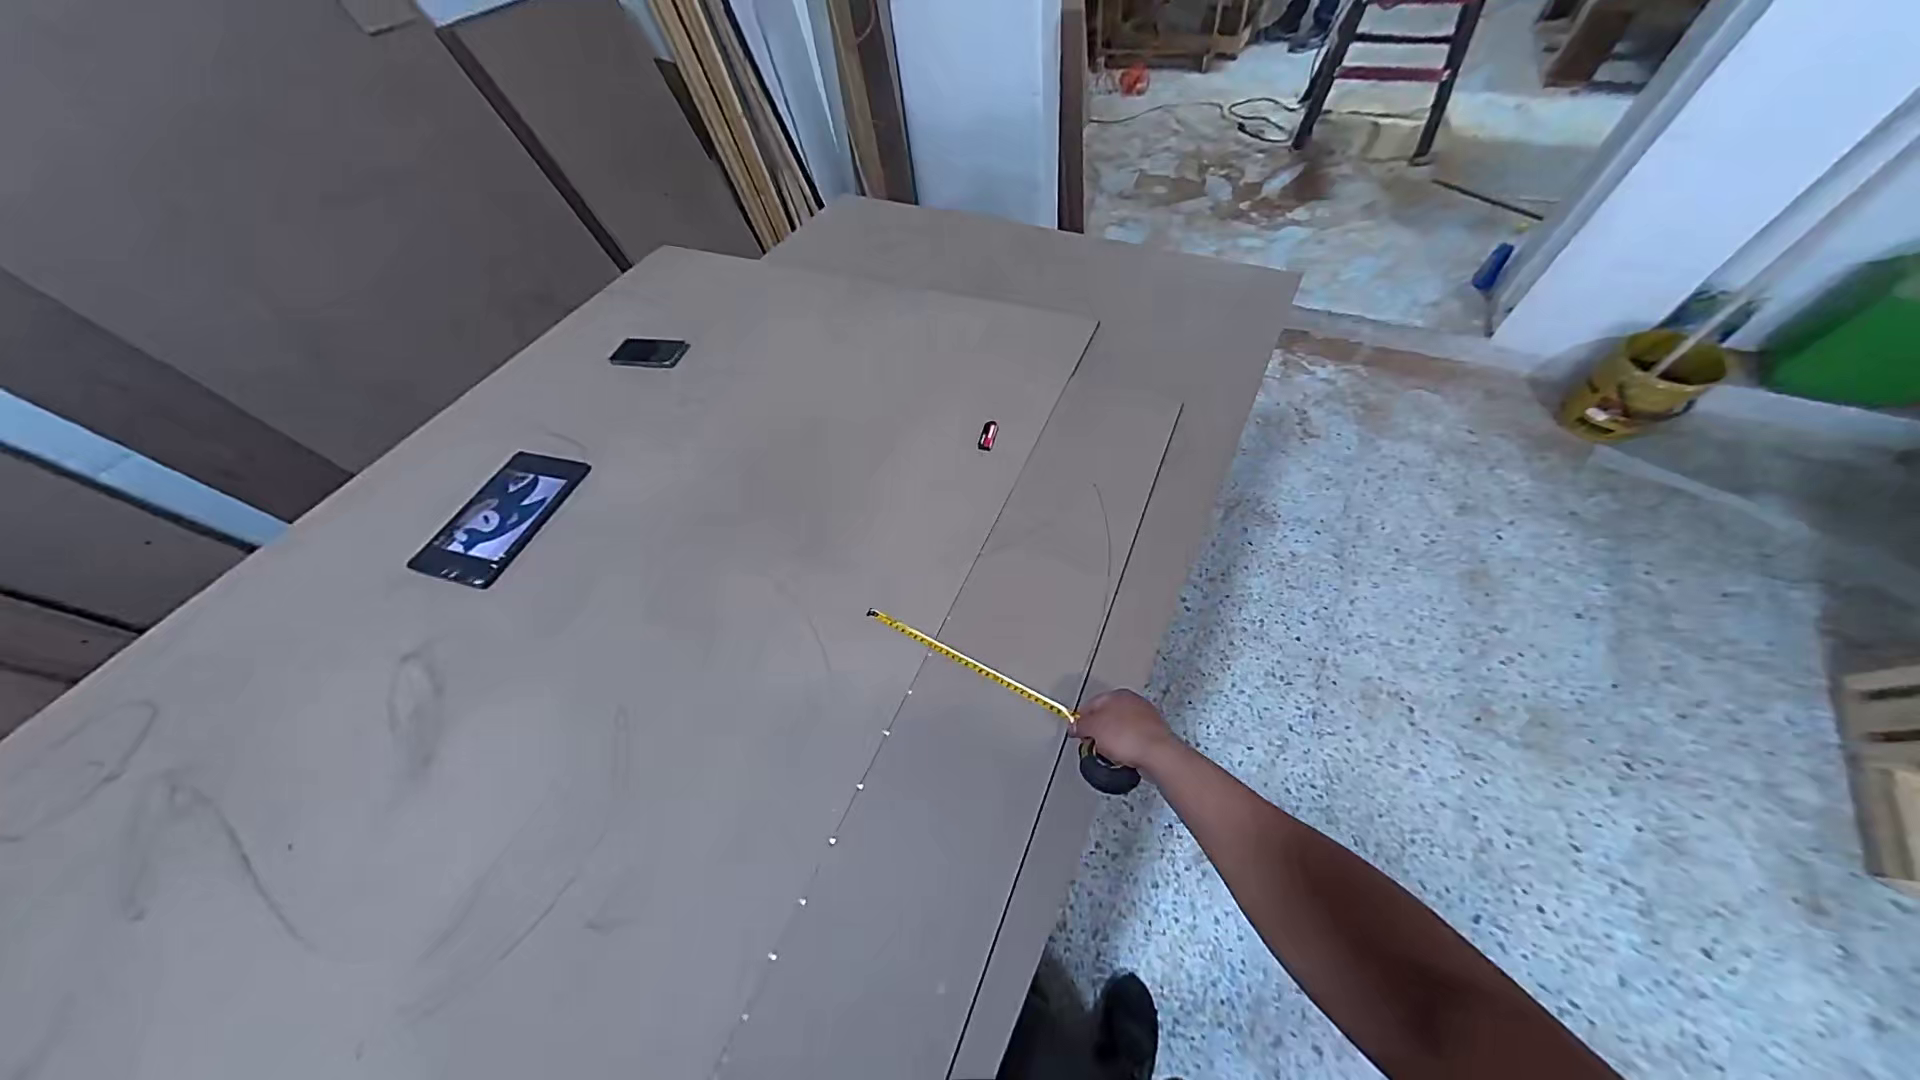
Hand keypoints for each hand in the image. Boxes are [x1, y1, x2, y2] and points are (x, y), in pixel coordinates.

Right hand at [1070, 689, 1182, 770]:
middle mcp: (1134, 703)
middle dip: (1097, 732)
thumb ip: (1080, 725)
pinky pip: (1133, 742)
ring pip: (1120, 731)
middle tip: (1092, 745)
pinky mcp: (1154, 736)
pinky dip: (1126, 750)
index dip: (1081, 719)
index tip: (1076, 732)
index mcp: (1118, 695)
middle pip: (1107, 717)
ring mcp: (1146, 719)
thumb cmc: (1127, 736)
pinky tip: (1124, 758)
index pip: (1092, 704)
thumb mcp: (1093, 728)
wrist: (1157, 754)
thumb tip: (1074, 726)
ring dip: (1112, 743)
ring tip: (1110, 754)